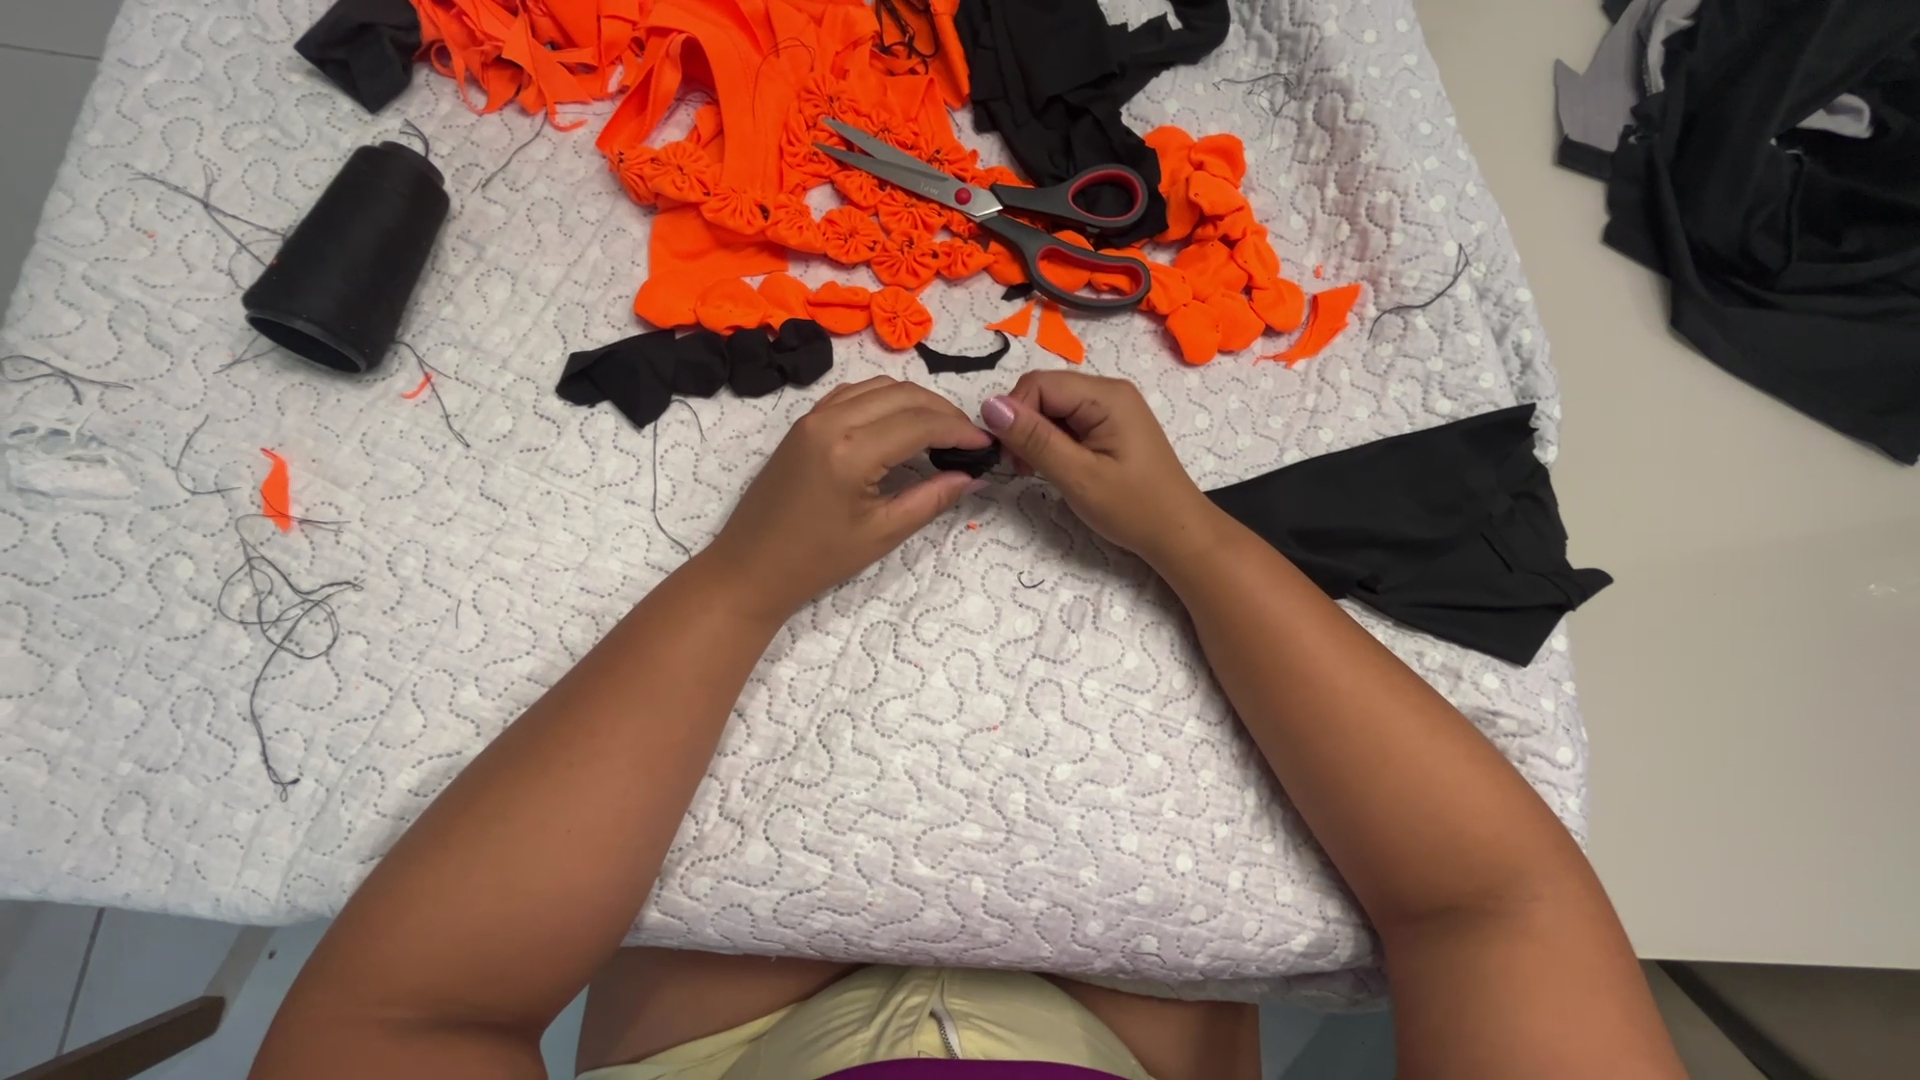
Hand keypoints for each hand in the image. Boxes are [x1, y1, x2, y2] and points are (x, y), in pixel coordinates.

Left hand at [702, 376, 991, 619]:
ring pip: (880, 387)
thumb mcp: (882, 533)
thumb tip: (973, 476)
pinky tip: (900, 424)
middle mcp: (832, 421)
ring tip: (940, 431)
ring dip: (916, 402)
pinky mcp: (804, 422)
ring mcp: (813, 416)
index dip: (960, 430)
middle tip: (968, 438)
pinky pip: (854, 393)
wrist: (751, 567)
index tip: (987, 444)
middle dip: (943, 411)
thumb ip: (932, 499)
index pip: (921, 423)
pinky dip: (885, 400)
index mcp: (852, 451)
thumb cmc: (818, 559)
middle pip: (904, 395)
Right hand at [980, 371, 1218, 563]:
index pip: (1039, 384)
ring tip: (1036, 471)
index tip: (1010, 456)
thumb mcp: (1079, 476)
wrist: (1178, 534)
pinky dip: (1052, 442)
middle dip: (1023, 425)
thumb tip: (990, 405)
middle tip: (1022, 468)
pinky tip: (1053, 467)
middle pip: (1045, 392)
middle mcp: (1109, 392)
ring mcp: (1111, 409)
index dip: (1015, 414)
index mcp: (1106, 396)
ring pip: (1053, 408)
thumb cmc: (1133, 508)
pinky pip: (1068, 422)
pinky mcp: (1109, 427)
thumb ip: (1035, 439)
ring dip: (1035, 436)